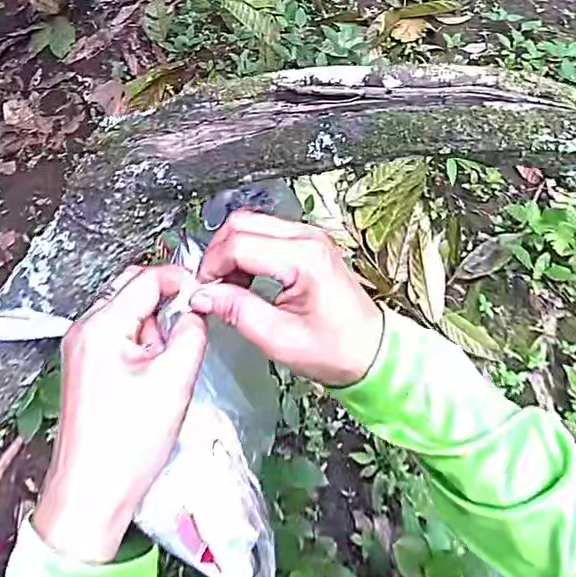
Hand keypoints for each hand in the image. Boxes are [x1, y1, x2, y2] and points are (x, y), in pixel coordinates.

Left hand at [34, 266, 207, 563]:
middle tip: (185, 330)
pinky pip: (115, 336)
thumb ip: (190, 336)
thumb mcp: (173, 383)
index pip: (145, 279)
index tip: (200, 290)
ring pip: (124, 313)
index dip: (178, 280)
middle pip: (130, 289)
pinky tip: (146, 378)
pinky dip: (137, 344)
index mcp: (102, 326)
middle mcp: (84, 329)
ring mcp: (80, 347)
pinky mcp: (82, 365)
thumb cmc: (124, 447)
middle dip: (162, 303)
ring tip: (160, 369)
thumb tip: (193, 313)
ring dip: (150, 328)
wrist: (89, 495)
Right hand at [189, 211, 384, 386]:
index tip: (203, 289)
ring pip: (250, 222)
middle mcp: (307, 237)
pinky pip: (263, 231)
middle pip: (241, 223)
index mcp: (303, 258)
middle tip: (211, 284)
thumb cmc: (336, 351)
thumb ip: (236, 311)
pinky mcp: (306, 241)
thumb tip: (202, 295)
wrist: (374, 354)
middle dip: (218, 252)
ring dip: (230, 249)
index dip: (213, 266)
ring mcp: (308, 235)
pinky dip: (245, 249)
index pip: (238, 245)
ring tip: (229, 284)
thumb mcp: (279, 339)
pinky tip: (245, 277)